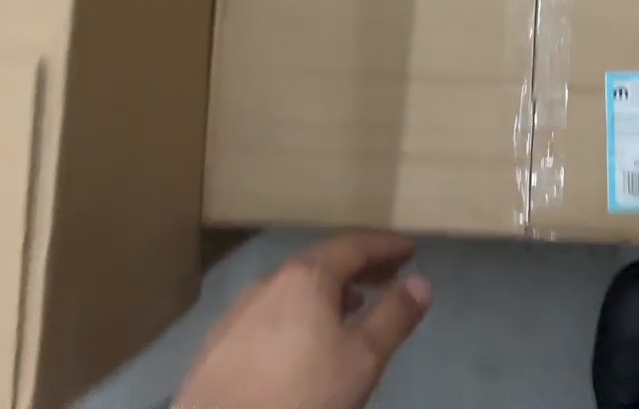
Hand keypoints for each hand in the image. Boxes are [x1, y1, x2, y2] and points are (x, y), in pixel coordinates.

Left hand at [176, 231, 432, 408]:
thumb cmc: (300, 397)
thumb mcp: (362, 360)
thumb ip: (394, 316)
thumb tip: (421, 282)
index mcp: (306, 276)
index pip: (355, 244)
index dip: (386, 246)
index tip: (410, 250)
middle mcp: (270, 282)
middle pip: (323, 261)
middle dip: (359, 266)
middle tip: (388, 276)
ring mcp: (238, 313)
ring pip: (293, 289)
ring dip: (327, 291)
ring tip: (350, 309)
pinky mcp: (217, 346)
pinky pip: (270, 314)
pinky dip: (297, 314)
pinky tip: (301, 342)